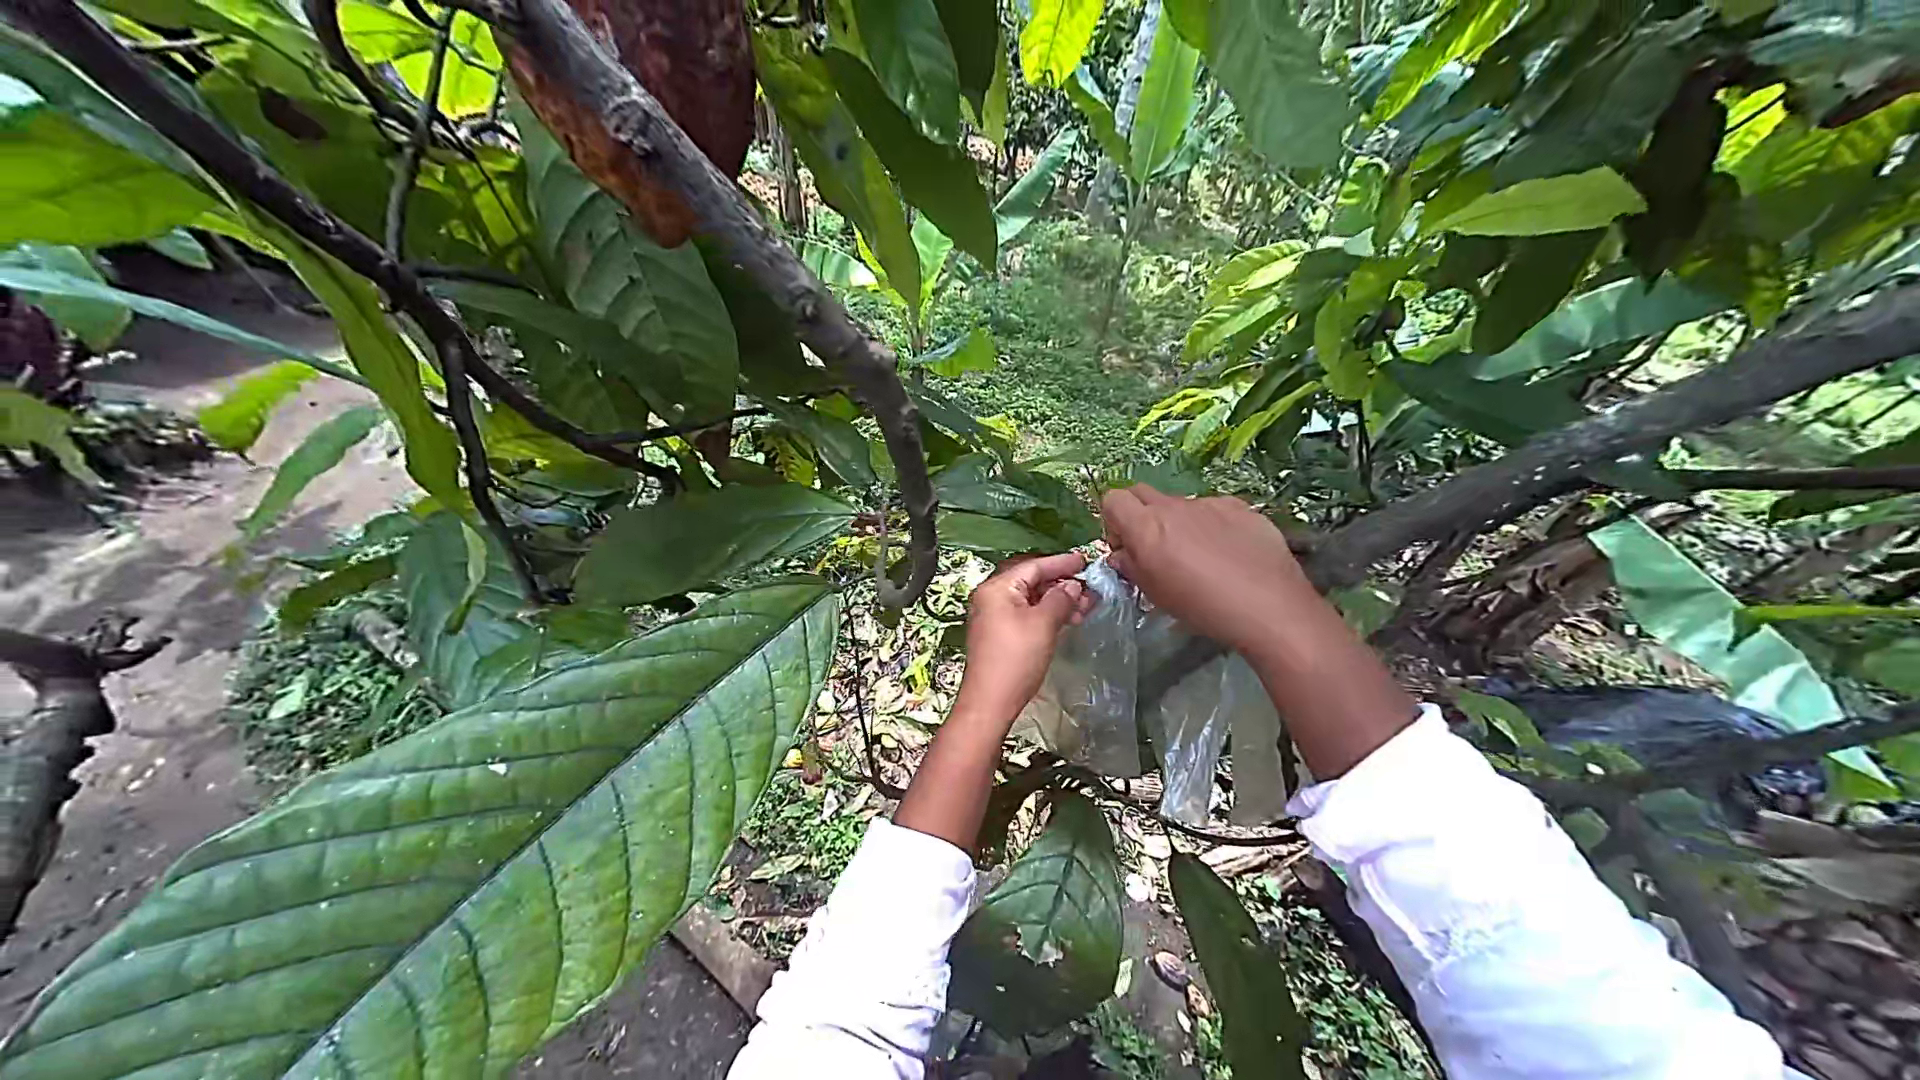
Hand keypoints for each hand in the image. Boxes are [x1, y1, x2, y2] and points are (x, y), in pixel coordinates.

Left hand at [954, 551, 1094, 722]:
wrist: (990, 702)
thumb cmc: (1016, 659)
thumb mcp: (1043, 624)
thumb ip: (1060, 599)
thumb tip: (1073, 586)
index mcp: (997, 588)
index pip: (1033, 566)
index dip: (1061, 563)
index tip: (1085, 561)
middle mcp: (991, 597)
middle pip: (1031, 581)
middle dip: (1061, 583)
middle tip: (1089, 588)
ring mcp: (993, 616)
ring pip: (1030, 599)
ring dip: (1057, 600)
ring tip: (1085, 606)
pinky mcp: (998, 634)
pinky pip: (1026, 613)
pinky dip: (1047, 613)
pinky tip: (1067, 618)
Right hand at [1102, 484, 1417, 777]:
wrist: (1270, 607)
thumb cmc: (1202, 607)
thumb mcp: (1155, 594)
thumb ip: (1131, 567)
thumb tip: (1122, 554)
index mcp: (1147, 527)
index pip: (1113, 499)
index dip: (1113, 520)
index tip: (1126, 546)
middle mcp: (1174, 506)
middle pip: (1142, 493)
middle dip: (1139, 514)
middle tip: (1153, 547)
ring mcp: (1209, 503)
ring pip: (1179, 504)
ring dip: (1177, 522)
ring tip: (1199, 557)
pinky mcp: (1240, 507)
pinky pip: (1212, 509)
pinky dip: (1210, 524)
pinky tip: (1228, 553)